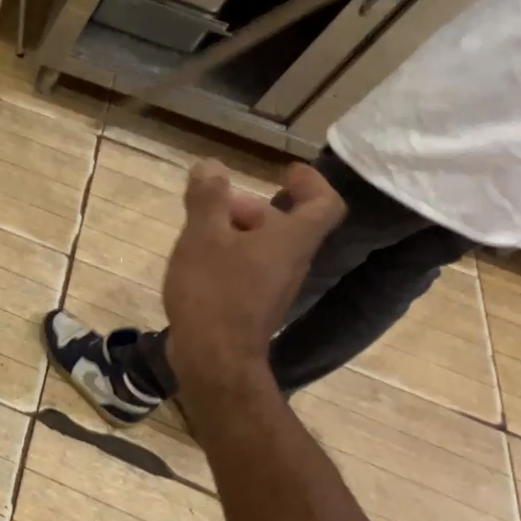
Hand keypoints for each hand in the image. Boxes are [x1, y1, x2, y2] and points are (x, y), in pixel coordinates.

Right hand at [163, 161, 345, 397]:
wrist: (214, 356)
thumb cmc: (213, 290)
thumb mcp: (203, 237)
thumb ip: (207, 200)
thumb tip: (211, 165)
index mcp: (290, 239)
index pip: (322, 203)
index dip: (310, 183)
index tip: (287, 171)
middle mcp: (292, 261)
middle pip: (285, 226)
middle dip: (252, 208)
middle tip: (215, 203)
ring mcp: (274, 288)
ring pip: (265, 249)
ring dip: (238, 234)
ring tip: (199, 233)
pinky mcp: (253, 307)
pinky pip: (249, 272)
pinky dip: (230, 259)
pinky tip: (198, 265)